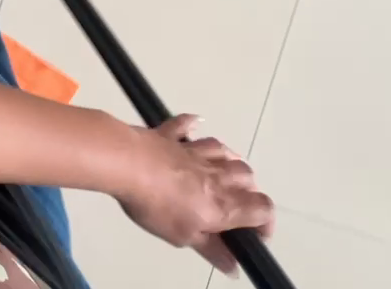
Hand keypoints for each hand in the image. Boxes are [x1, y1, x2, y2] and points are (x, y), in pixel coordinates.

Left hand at [113, 114, 274, 275]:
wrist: (125, 162)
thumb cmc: (155, 204)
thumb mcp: (183, 237)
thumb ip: (211, 250)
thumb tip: (234, 267)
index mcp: (222, 203)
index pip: (262, 207)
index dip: (265, 221)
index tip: (255, 233)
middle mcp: (214, 173)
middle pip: (246, 174)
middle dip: (247, 188)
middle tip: (234, 201)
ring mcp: (191, 149)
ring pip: (222, 148)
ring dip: (227, 158)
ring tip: (223, 169)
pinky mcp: (168, 134)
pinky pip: (185, 124)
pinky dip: (192, 124)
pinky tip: (195, 124)